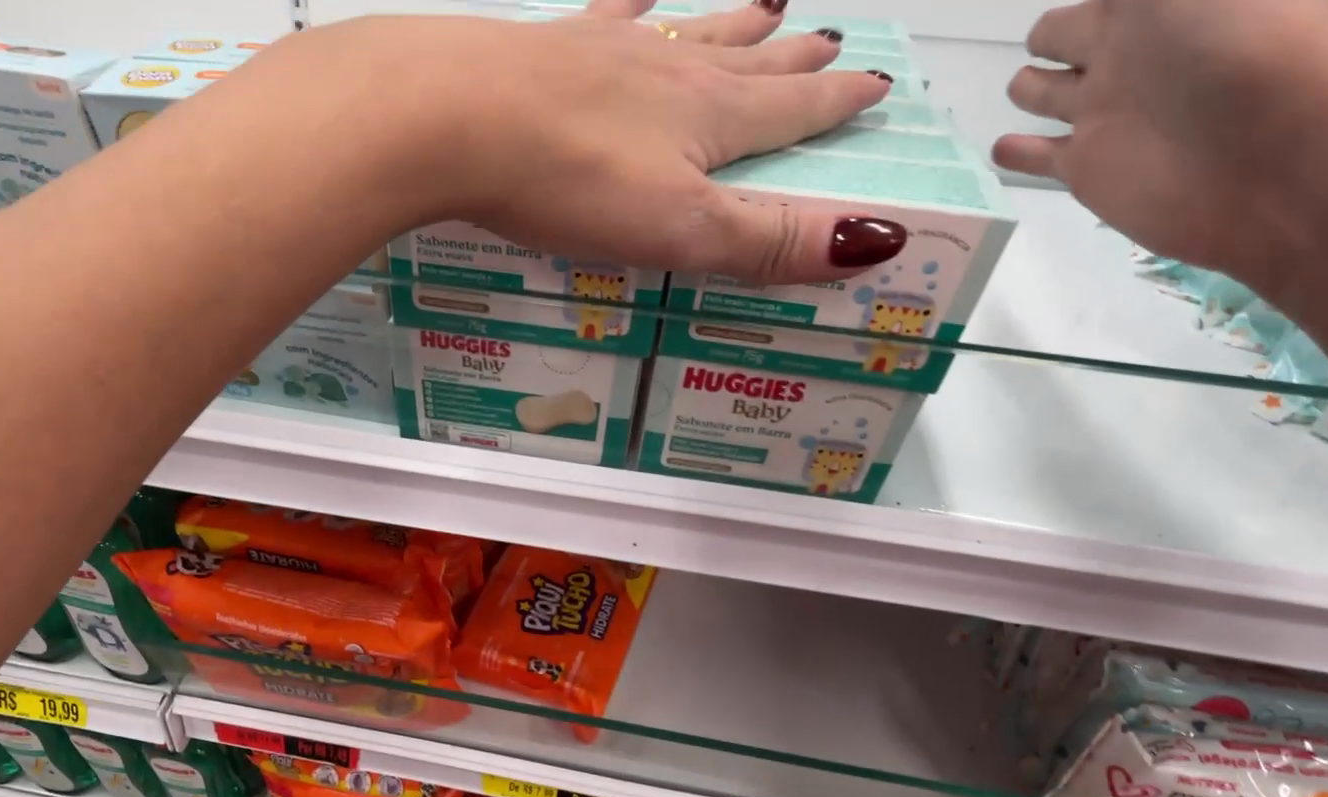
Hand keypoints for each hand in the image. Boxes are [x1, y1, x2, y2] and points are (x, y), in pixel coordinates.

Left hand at [245, 1, 894, 283]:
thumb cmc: (571, 179)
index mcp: (709, 119)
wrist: (449, 118)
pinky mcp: (545, 53)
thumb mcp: (682, 230)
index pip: (792, 109)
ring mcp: (604, 54)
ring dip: (726, 24)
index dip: (836, 104)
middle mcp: (667, 74)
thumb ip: (770, 240)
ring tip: (763, 2)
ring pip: (685, 35)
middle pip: (745, 63)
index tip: (874, 87)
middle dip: (790, 59)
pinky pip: (603, 21)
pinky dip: (628, 8)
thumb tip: (878, 241)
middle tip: (824, 38)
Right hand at [993, 0, 1327, 287]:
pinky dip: (1015, 152)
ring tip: (1025, 88)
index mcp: (1149, 3)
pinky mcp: (1084, 170)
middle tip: (1048, 38)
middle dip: (1053, 33)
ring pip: (1045, 94)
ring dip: (1031, 88)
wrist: (1287, 155)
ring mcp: (1102, 114)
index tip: (1096, 6)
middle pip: (1065, 35)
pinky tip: (1006, 147)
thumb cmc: (1255, 43)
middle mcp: (1124, 53)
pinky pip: (1036, 155)